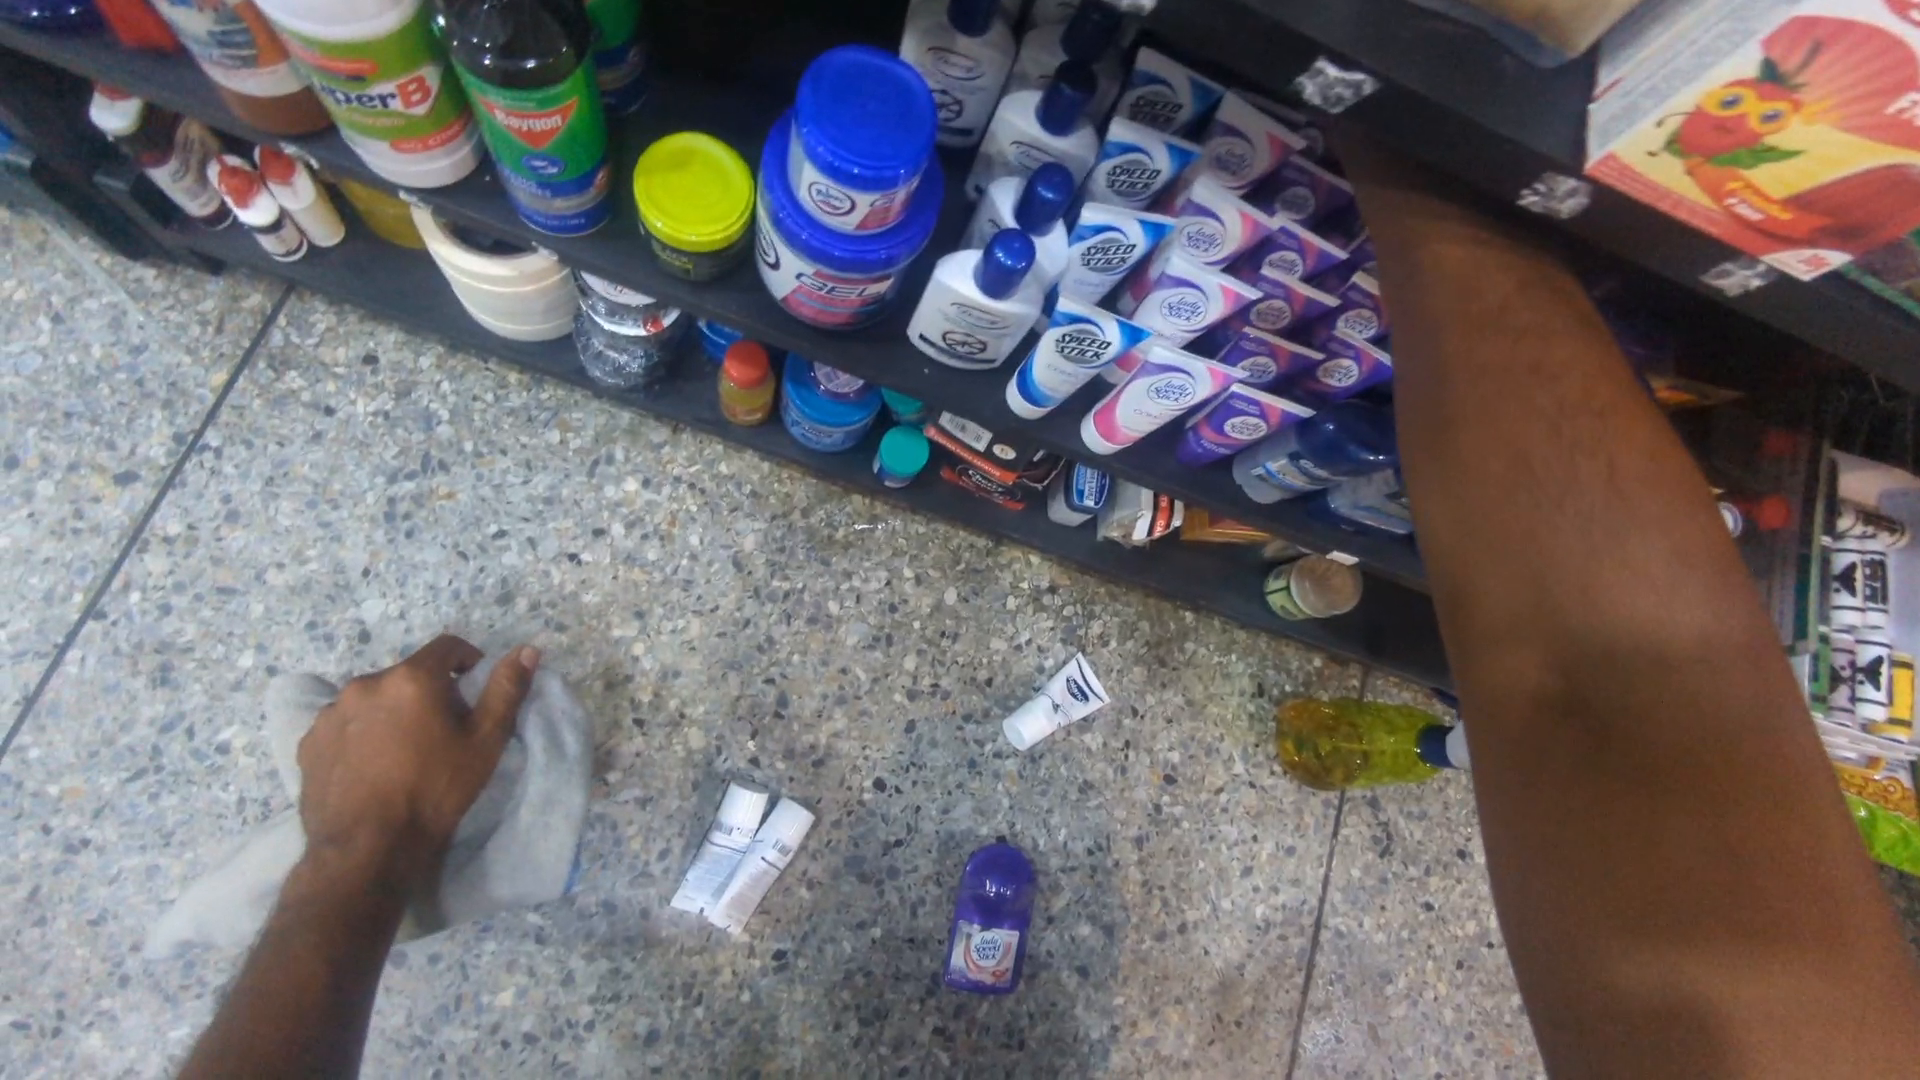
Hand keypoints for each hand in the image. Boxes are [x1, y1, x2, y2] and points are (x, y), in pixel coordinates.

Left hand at [296, 635, 538, 889]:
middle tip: (443, 730)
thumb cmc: (437, 788)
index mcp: (412, 678)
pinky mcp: (309, 742)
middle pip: (409, 674)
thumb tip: (528, 650)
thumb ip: (507, 688)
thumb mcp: (486, 739)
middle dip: (430, 692)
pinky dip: (364, 732)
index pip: (447, 646)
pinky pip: (346, 722)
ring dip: (394, 711)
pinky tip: (374, 765)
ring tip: (405, 750)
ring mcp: (330, 714)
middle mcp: (365, 684)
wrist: (369, 847)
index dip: (468, 661)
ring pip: (376, 698)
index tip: (473, 691)